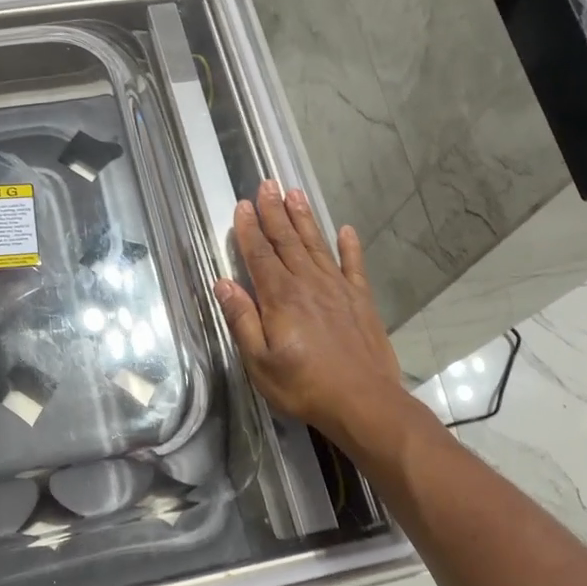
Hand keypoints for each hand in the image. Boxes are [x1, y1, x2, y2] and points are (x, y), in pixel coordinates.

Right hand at [213, 180, 410, 444]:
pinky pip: (353, 266)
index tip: (242, 205)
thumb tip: (223, 284)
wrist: (362, 401)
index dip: (249, 230)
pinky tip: (346, 230)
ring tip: (295, 194)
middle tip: (267, 185)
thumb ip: (242, 320)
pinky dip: (349, 247)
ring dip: (304, 220)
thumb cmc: (303, 386)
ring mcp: (337, 290)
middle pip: (287, 241)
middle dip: (274, 212)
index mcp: (280, 298)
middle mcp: (308, 284)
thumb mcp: (259, 361)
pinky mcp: (360, 301)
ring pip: (317, 246)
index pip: (260, 255)